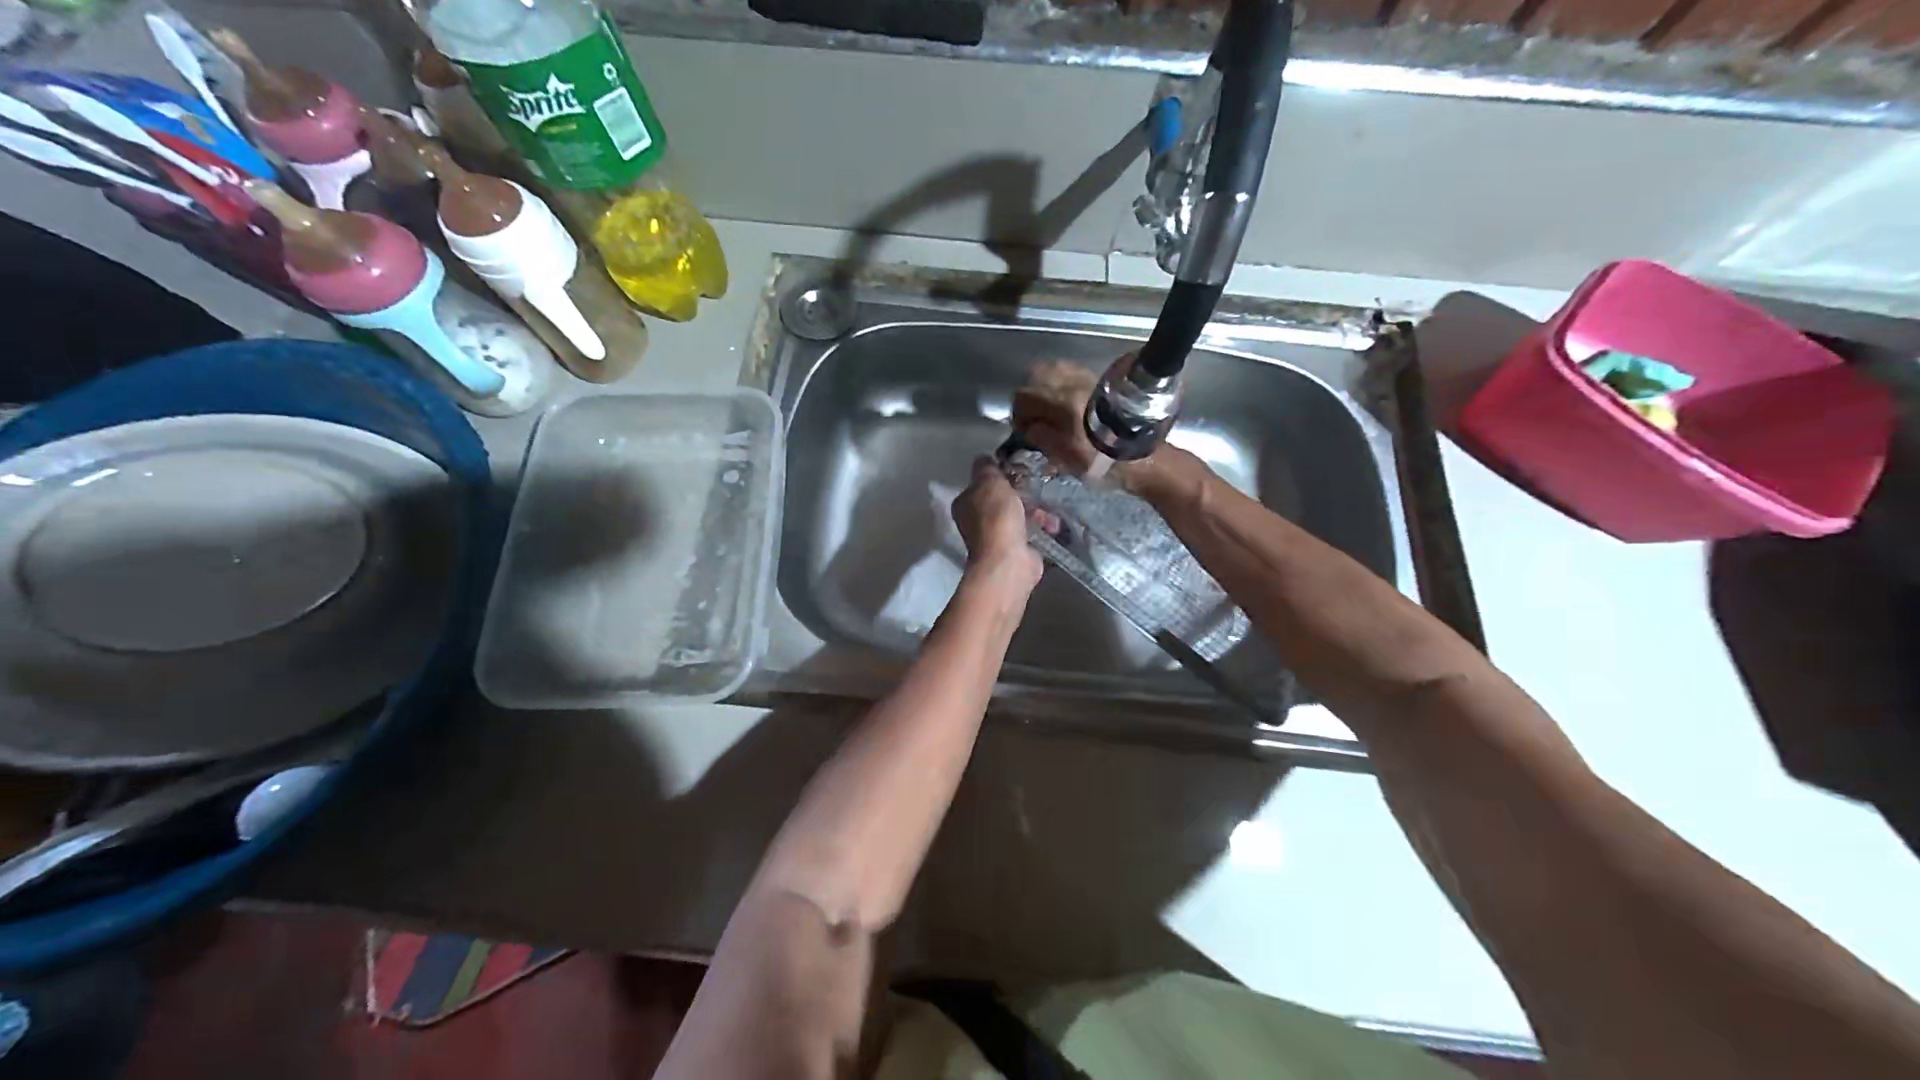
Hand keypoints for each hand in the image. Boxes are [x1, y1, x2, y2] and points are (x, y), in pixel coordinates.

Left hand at [951, 457, 1043, 588]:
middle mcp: (976, 520)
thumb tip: (985, 459)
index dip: (999, 475)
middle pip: (1002, 499)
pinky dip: (1042, 527)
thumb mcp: (989, 481)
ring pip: (1019, 515)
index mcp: (965, 503)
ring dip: (1037, 511)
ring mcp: (995, 537)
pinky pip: (1030, 531)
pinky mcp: (1014, 549)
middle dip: (1023, 493)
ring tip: (1048, 510)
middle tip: (1038, 488)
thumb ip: (987, 468)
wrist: (1009, 559)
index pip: (980, 483)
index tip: (1018, 470)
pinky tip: (1052, 525)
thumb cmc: (996, 516)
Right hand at [1010, 358, 1196, 500]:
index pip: (1023, 396)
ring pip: (1055, 370)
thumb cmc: (1103, 461)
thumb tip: (1028, 426)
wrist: (1144, 456)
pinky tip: (1067, 403)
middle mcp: (1074, 383)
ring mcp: (1089, 378)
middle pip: (1036, 375)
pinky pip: (1072, 374)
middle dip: (1030, 396)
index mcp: (1062, 403)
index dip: (1018, 414)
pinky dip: (1062, 385)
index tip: (1024, 430)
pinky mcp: (1101, 380)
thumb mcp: (1065, 457)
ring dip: (1046, 388)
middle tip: (1034, 417)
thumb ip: (1040, 436)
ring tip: (1050, 410)